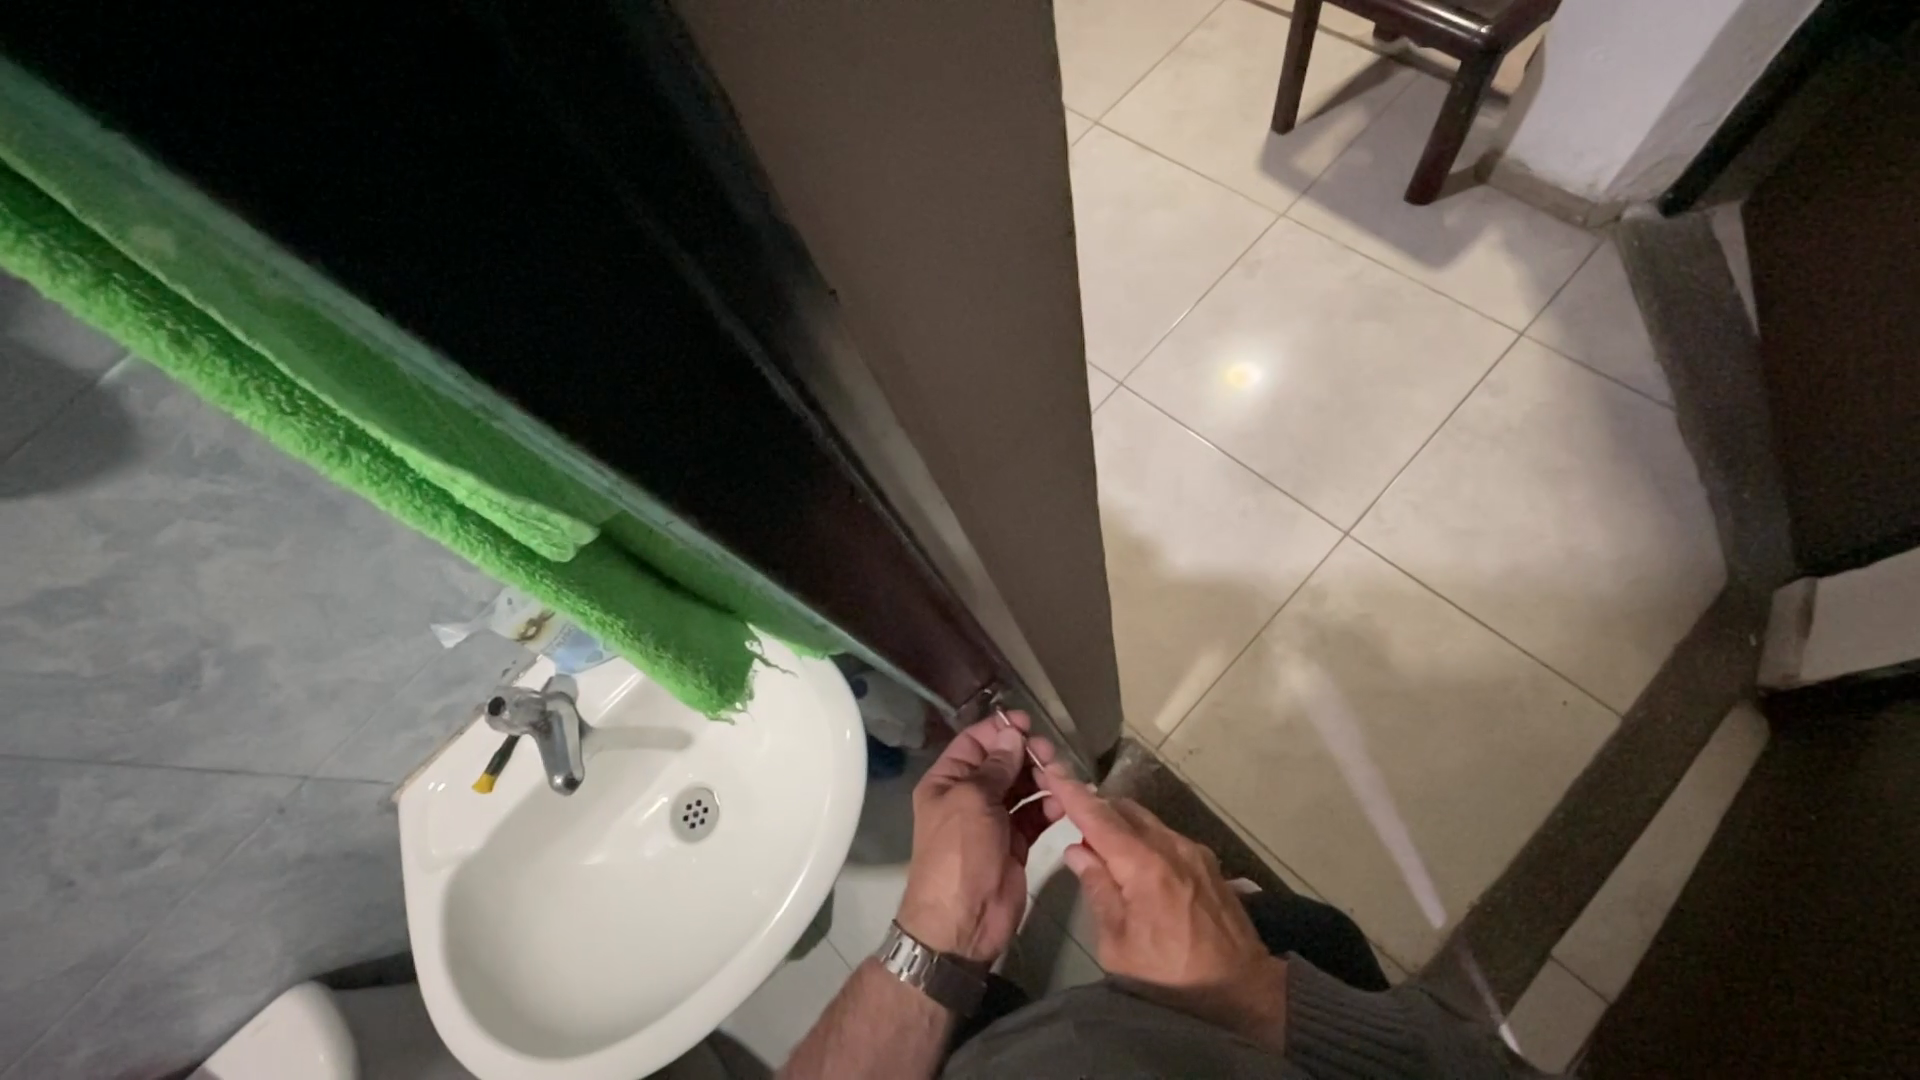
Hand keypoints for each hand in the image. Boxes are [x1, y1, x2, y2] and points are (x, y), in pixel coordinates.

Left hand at [896, 711, 1059, 964]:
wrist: (963, 921)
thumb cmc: (959, 852)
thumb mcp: (972, 800)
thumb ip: (995, 766)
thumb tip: (1011, 734)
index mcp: (946, 782)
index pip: (973, 744)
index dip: (999, 731)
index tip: (1027, 723)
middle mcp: (968, 798)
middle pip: (1001, 764)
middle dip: (1025, 755)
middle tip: (1049, 753)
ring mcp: (992, 822)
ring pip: (1020, 789)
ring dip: (1040, 780)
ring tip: (1059, 777)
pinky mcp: (1015, 844)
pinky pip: (1033, 817)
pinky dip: (1047, 808)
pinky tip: (1062, 804)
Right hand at [1038, 768, 1287, 1047]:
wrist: (1243, 993)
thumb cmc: (1169, 977)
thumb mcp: (1118, 944)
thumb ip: (1097, 890)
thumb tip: (1077, 851)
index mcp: (1143, 864)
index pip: (1098, 817)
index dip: (1072, 793)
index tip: (1053, 770)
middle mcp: (1170, 846)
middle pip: (1124, 809)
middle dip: (1095, 807)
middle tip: (1070, 818)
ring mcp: (1194, 852)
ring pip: (1147, 821)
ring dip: (1121, 824)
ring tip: (1102, 846)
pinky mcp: (1209, 864)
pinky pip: (1167, 837)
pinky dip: (1144, 839)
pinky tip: (1138, 864)